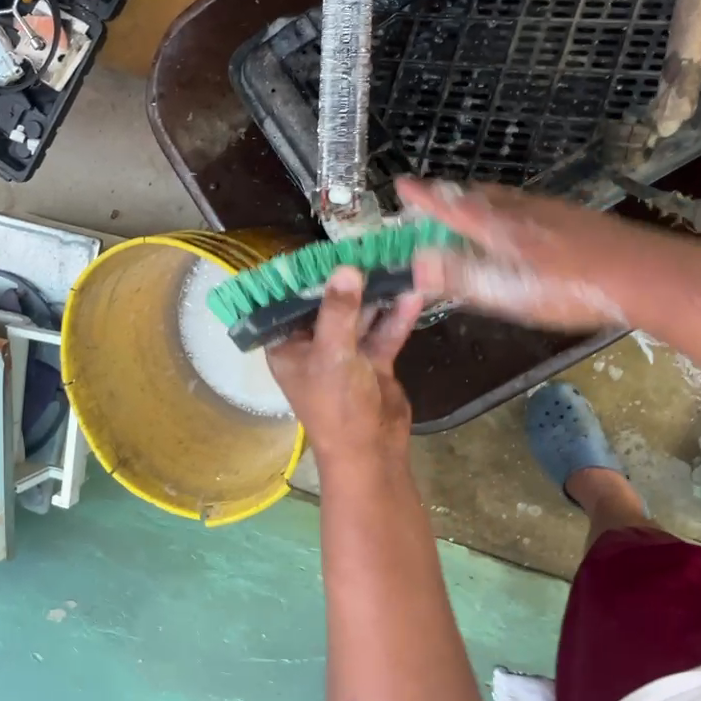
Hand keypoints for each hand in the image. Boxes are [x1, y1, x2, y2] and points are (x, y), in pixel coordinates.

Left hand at [265, 266, 426, 465]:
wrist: (372, 453)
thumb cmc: (337, 406)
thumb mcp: (332, 355)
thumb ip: (339, 311)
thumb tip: (345, 269)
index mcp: (287, 346)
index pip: (288, 303)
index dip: (304, 277)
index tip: (324, 248)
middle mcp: (313, 346)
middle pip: (329, 305)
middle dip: (348, 281)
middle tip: (368, 247)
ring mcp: (345, 354)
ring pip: (360, 316)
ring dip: (377, 294)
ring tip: (395, 262)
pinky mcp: (373, 362)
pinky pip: (383, 332)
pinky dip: (396, 315)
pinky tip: (413, 293)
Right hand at [396, 178, 685, 332]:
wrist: (651, 275)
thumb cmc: (576, 290)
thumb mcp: (513, 294)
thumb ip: (464, 277)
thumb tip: (416, 263)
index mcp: (501, 229)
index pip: (452, 208)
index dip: (424, 198)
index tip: (400, 184)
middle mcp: (522, 211)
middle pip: (477, 196)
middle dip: (448, 196)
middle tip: (429, 200)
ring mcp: (551, 211)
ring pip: (503, 198)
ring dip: (477, 200)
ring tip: (466, 208)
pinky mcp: (573, 218)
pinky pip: (525, 204)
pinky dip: (505, 207)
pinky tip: (518, 224)